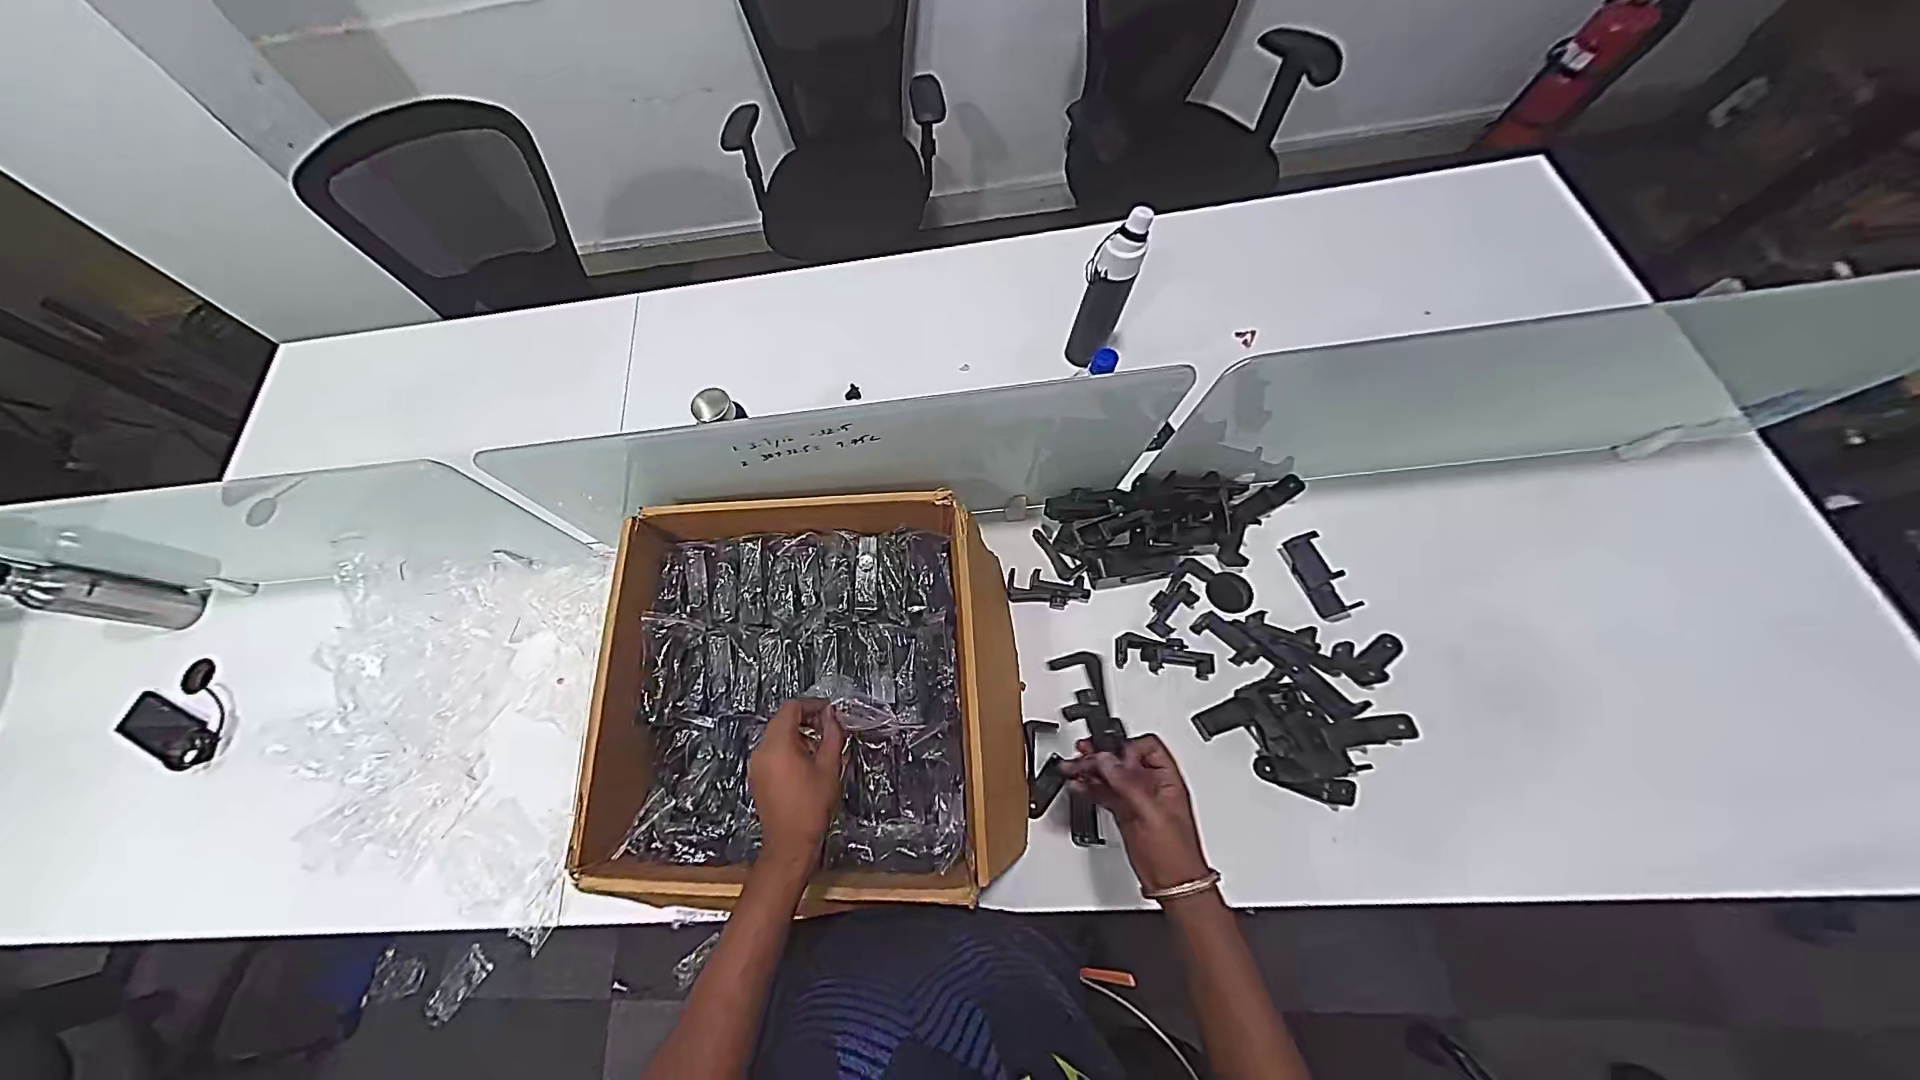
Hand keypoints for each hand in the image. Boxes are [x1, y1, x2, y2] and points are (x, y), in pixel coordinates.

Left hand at [750, 699, 846, 867]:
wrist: (790, 843)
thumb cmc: (811, 805)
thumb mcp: (829, 765)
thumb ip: (832, 734)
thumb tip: (833, 716)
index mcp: (778, 744)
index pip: (791, 708)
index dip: (813, 705)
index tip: (830, 713)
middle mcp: (762, 751)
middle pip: (782, 720)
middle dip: (807, 719)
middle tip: (829, 728)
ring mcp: (757, 765)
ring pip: (777, 736)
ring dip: (799, 734)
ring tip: (820, 748)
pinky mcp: (757, 778)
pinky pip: (772, 752)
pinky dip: (789, 749)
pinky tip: (806, 764)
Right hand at [1060, 735, 1208, 892]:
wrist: (1172, 884)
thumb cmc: (1176, 853)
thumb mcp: (1150, 812)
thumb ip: (1128, 784)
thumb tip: (1108, 760)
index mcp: (1165, 779)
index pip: (1146, 746)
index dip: (1125, 746)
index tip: (1107, 753)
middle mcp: (1150, 786)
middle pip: (1122, 759)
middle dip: (1100, 755)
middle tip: (1081, 754)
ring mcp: (1136, 799)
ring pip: (1109, 775)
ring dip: (1090, 770)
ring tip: (1071, 768)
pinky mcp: (1124, 812)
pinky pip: (1103, 792)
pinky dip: (1089, 787)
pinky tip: (1078, 784)